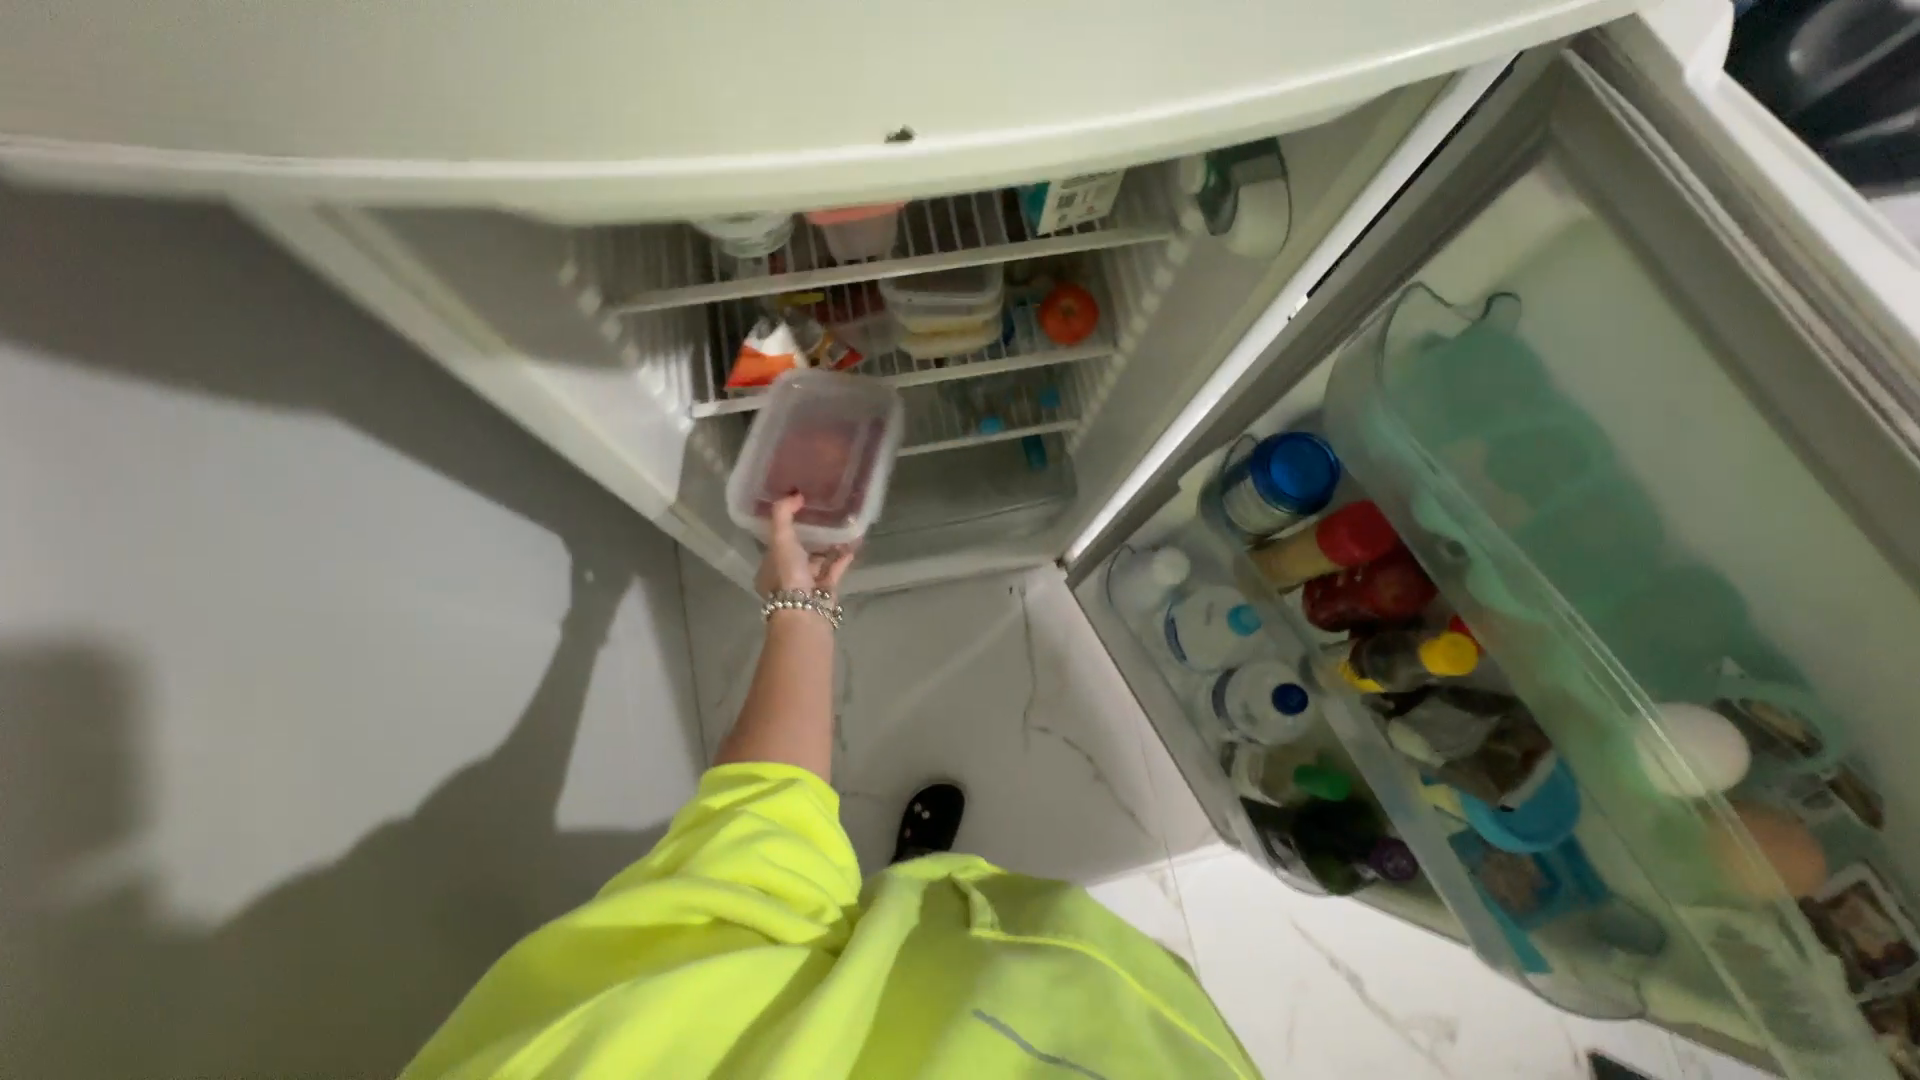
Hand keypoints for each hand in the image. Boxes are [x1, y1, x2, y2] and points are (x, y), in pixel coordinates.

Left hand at [756, 493, 855, 597]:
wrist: (806, 611)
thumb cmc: (787, 575)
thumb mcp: (780, 539)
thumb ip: (783, 515)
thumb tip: (794, 494)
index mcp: (768, 569)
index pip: (776, 545)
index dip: (785, 528)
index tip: (799, 512)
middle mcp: (785, 578)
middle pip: (798, 554)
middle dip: (810, 538)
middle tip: (824, 518)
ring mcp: (806, 587)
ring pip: (818, 563)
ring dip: (829, 547)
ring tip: (842, 528)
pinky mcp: (826, 592)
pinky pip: (834, 570)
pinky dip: (842, 558)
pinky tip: (852, 544)